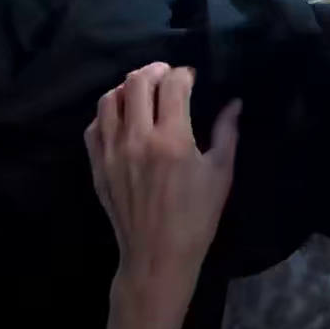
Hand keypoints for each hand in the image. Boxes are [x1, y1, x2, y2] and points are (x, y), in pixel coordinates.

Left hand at [84, 63, 240, 309]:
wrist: (156, 258)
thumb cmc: (196, 218)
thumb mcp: (220, 175)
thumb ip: (227, 133)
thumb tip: (234, 102)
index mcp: (172, 140)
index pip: (172, 84)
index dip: (183, 74)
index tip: (191, 78)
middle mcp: (138, 139)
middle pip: (137, 81)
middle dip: (155, 70)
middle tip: (167, 76)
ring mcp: (112, 151)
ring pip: (110, 98)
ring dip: (129, 87)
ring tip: (143, 92)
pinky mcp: (97, 165)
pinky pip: (94, 124)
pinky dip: (109, 113)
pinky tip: (123, 118)